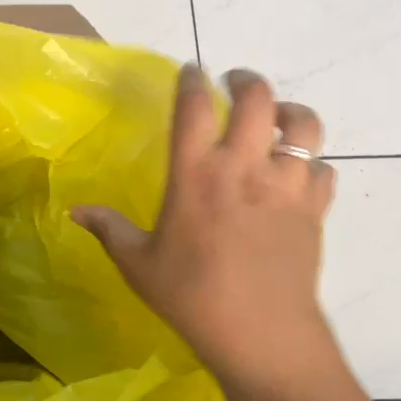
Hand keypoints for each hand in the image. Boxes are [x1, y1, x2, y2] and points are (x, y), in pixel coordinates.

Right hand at [72, 66, 339, 388]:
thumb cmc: (188, 295)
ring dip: (290, 113)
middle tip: (235, 81)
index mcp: (194, 175)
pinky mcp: (315, 209)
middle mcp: (244, 167)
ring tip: (277, 118)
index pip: (194, 107)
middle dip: (246, 80)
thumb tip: (76, 211)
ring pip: (303, 126)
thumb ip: (109, 229)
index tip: (190, 71)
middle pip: (257, 99)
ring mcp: (286, 185)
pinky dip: (311, 165)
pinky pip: (324, 170)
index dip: (192, 81)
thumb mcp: (136, 263)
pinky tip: (297, 176)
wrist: (257, 330)